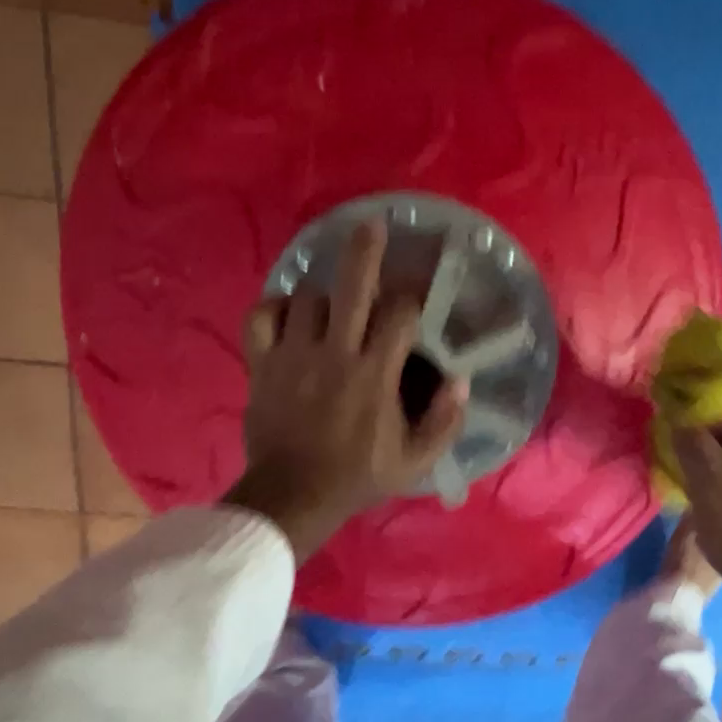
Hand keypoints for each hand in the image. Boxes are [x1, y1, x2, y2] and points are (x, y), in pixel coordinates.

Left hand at [225, 220, 465, 559]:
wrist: (294, 495)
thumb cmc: (359, 476)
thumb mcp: (415, 461)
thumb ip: (444, 421)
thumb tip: (461, 380)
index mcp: (375, 374)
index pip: (400, 314)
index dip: (412, 299)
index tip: (416, 299)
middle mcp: (335, 353)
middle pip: (352, 285)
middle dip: (366, 251)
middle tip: (373, 226)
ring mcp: (293, 355)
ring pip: (308, 298)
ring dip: (324, 297)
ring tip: (332, 308)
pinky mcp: (260, 364)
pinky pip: (261, 316)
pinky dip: (274, 308)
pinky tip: (288, 314)